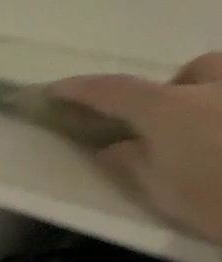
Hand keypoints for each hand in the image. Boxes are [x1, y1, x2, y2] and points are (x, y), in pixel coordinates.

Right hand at [52, 52, 221, 242]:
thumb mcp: (166, 193)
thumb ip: (136, 164)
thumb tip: (117, 147)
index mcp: (173, 109)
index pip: (112, 89)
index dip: (79, 89)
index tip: (55, 91)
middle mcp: (220, 90)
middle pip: (199, 69)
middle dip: (182, 87)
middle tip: (172, 121)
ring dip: (217, 98)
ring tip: (214, 131)